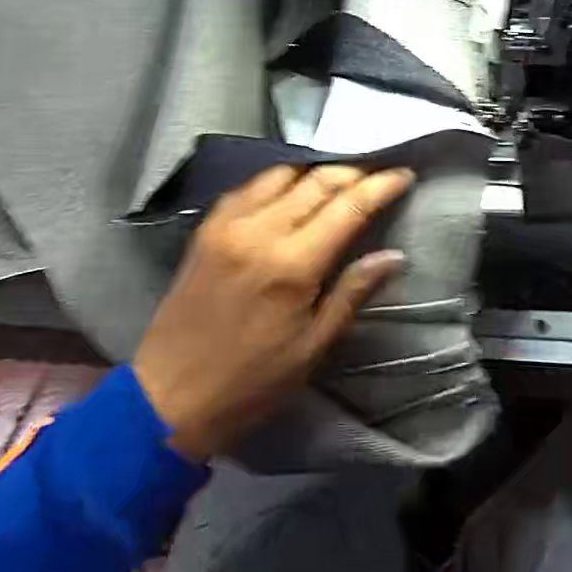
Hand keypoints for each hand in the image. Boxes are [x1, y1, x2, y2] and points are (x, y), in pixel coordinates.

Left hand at [133, 164, 414, 461]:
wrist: (165, 400)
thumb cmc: (251, 382)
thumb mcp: (314, 346)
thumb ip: (353, 292)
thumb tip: (394, 255)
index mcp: (292, 265)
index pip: (348, 206)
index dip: (381, 186)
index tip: (405, 175)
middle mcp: (259, 232)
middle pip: (318, 181)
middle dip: (355, 172)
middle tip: (379, 175)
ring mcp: (228, 226)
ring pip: (282, 174)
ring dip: (317, 171)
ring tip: (341, 180)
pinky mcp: (207, 230)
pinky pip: (249, 187)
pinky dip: (279, 180)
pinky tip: (293, 191)